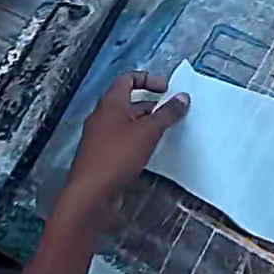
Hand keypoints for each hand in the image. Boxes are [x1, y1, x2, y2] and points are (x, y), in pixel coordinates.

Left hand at [57, 71, 188, 232]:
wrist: (91, 195)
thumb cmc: (118, 155)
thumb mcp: (149, 131)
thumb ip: (167, 113)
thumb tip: (183, 97)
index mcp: (110, 103)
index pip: (127, 79)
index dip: (148, 79)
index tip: (166, 89)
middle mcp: (102, 116)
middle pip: (127, 101)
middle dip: (150, 103)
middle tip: (170, 111)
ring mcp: (100, 137)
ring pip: (126, 122)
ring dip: (145, 123)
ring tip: (165, 131)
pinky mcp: (101, 156)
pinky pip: (122, 139)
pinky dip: (137, 139)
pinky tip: (150, 150)